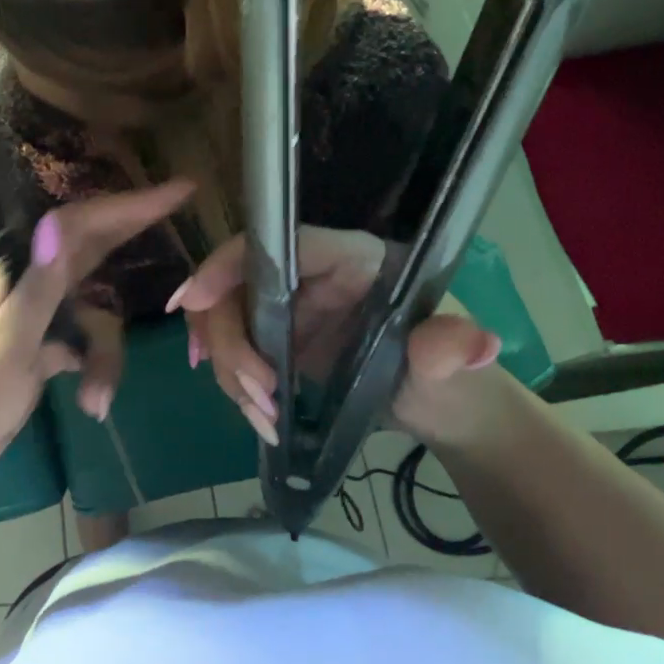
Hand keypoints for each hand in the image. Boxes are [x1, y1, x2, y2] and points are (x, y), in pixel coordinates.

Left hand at [0, 180, 195, 482]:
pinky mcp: (45, 349)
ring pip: (97, 316)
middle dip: (133, 234)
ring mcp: (39, 318)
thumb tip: (55, 223)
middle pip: (91, 251)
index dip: (125, 206)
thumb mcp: (8, 342)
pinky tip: (92, 404)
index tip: (173, 192)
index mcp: (16, 275)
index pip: (75, 226)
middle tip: (181, 204)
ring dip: (106, 357)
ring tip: (97, 401)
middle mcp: (30, 286)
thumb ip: (38, 286)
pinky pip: (86, 346)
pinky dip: (95, 372)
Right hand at [170, 226, 505, 446]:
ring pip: (224, 320)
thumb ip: (448, 349)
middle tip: (258, 398)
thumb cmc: (451, 377)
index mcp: (351, 258)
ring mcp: (286, 304)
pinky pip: (230, 347)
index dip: (229, 264)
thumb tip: (472, 343)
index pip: (277, 245)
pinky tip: (257, 415)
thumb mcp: (451, 366)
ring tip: (265, 418)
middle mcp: (307, 272)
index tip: (192, 300)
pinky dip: (233, 381)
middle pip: (237, 287)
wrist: (439, 407)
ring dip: (230, 370)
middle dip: (232, 343)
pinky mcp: (274, 336)